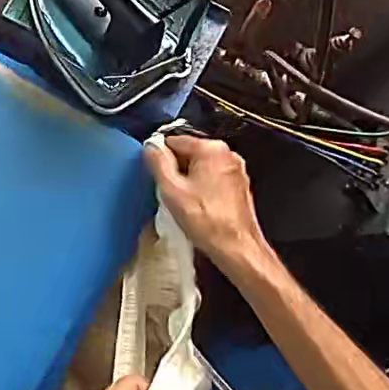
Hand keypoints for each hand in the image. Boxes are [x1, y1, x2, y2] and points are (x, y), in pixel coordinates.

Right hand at [144, 134, 269, 273]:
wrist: (237, 249)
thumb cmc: (210, 223)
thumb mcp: (171, 189)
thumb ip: (157, 162)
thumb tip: (151, 147)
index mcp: (211, 149)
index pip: (174, 140)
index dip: (161, 158)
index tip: (157, 174)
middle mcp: (226, 155)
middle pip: (188, 153)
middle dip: (176, 170)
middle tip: (172, 192)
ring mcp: (234, 171)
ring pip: (199, 167)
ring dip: (188, 181)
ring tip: (186, 203)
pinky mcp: (237, 186)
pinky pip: (211, 179)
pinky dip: (202, 190)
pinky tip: (198, 208)